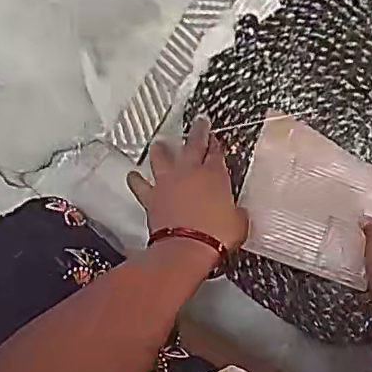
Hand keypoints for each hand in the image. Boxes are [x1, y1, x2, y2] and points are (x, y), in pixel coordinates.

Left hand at [126, 116, 248, 253]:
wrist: (187, 248)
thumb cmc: (216, 235)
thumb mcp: (239, 223)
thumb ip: (237, 213)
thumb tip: (237, 213)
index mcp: (215, 175)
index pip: (217, 153)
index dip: (217, 144)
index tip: (216, 139)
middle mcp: (190, 173)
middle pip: (193, 145)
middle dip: (198, 132)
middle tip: (199, 122)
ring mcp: (168, 183)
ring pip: (162, 158)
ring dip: (162, 149)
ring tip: (160, 143)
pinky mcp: (152, 198)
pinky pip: (140, 185)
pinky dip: (136, 180)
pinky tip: (133, 175)